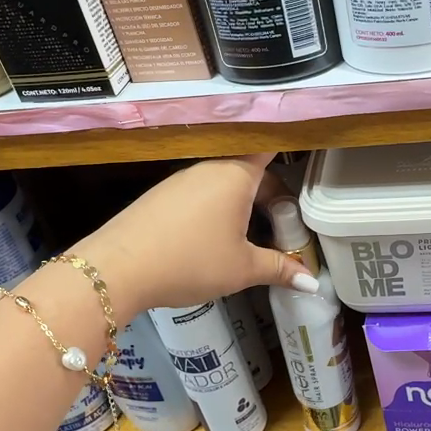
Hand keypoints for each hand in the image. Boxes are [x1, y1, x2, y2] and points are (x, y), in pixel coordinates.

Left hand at [72, 153, 317, 317]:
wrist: (118, 268)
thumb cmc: (191, 261)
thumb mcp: (243, 269)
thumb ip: (279, 269)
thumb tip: (312, 282)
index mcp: (236, 175)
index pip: (268, 148)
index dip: (287, 154)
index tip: (302, 168)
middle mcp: (209, 169)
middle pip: (249, 172)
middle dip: (268, 197)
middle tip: (284, 227)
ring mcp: (180, 181)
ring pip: (223, 185)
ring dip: (241, 206)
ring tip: (252, 240)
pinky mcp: (160, 197)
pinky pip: (200, 196)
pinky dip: (216, 212)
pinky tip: (215, 242)